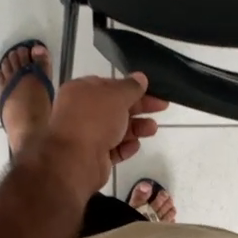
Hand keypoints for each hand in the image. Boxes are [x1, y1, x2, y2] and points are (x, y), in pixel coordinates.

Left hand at [20, 72, 167, 198]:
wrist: (75, 160)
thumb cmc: (94, 119)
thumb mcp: (116, 96)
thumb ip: (131, 87)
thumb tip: (140, 77)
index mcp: (80, 91)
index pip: (108, 85)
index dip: (130, 87)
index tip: (150, 90)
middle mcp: (81, 112)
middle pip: (115, 107)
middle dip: (139, 107)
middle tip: (162, 106)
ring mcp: (86, 135)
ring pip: (116, 128)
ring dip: (136, 128)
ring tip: (152, 129)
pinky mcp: (92, 156)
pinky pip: (112, 149)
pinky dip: (125, 147)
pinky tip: (136, 145)